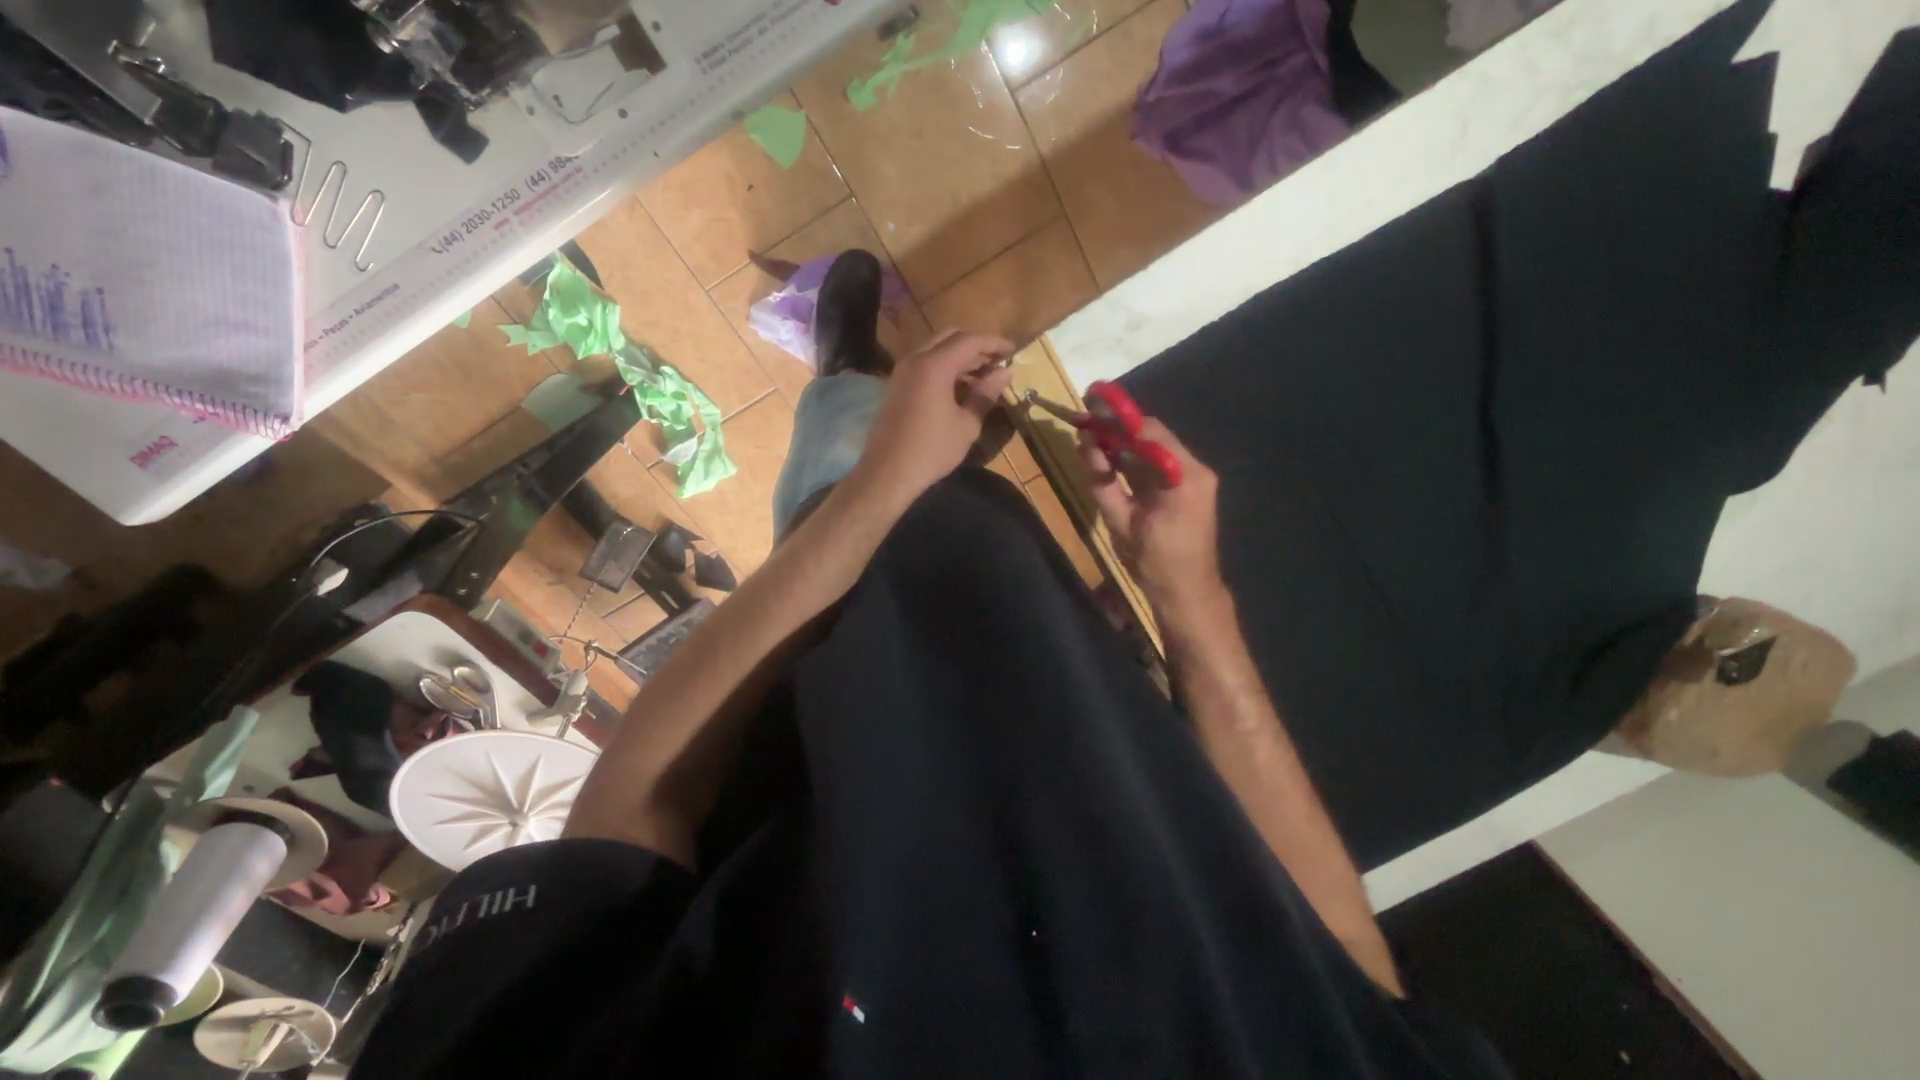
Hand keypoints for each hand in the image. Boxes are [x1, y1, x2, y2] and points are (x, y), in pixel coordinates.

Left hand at [855, 329, 1015, 505]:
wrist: (887, 472)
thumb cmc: (932, 450)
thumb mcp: (967, 424)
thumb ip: (986, 394)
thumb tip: (1004, 373)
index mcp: (935, 365)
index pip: (969, 340)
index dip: (994, 342)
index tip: (1012, 350)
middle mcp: (916, 360)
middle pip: (949, 337)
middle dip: (975, 345)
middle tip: (996, 361)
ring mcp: (902, 372)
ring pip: (935, 350)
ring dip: (959, 357)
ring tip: (982, 377)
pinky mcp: (896, 386)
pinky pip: (924, 365)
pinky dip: (944, 368)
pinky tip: (959, 388)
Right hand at [1080, 418, 1225, 615]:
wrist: (1187, 592)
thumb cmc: (1154, 561)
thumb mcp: (1120, 521)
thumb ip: (1102, 479)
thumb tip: (1085, 443)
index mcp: (1182, 476)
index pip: (1148, 431)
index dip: (1117, 417)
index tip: (1090, 405)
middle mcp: (1195, 470)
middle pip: (1153, 436)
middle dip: (1118, 428)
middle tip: (1086, 421)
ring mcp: (1197, 478)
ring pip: (1156, 449)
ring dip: (1126, 444)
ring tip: (1093, 439)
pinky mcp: (1192, 487)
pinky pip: (1160, 464)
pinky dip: (1137, 461)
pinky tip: (1113, 460)